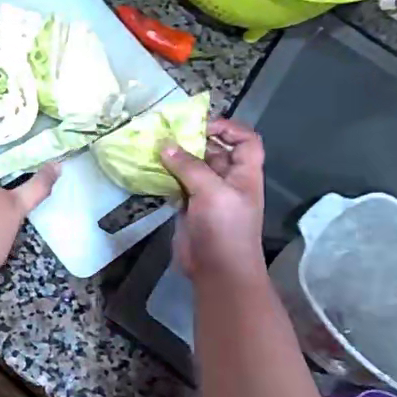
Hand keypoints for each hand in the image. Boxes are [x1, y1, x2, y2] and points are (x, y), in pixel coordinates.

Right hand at [161, 120, 266, 283]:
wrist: (218, 270)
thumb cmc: (225, 228)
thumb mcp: (212, 191)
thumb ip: (189, 166)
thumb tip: (165, 145)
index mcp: (244, 173)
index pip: (246, 141)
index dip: (229, 128)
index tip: (201, 126)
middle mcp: (227, 181)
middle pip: (214, 151)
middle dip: (193, 140)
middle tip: (166, 133)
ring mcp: (207, 195)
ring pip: (192, 168)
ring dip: (175, 158)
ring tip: (153, 147)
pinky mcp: (189, 209)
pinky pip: (177, 185)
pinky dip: (165, 176)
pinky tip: (150, 170)